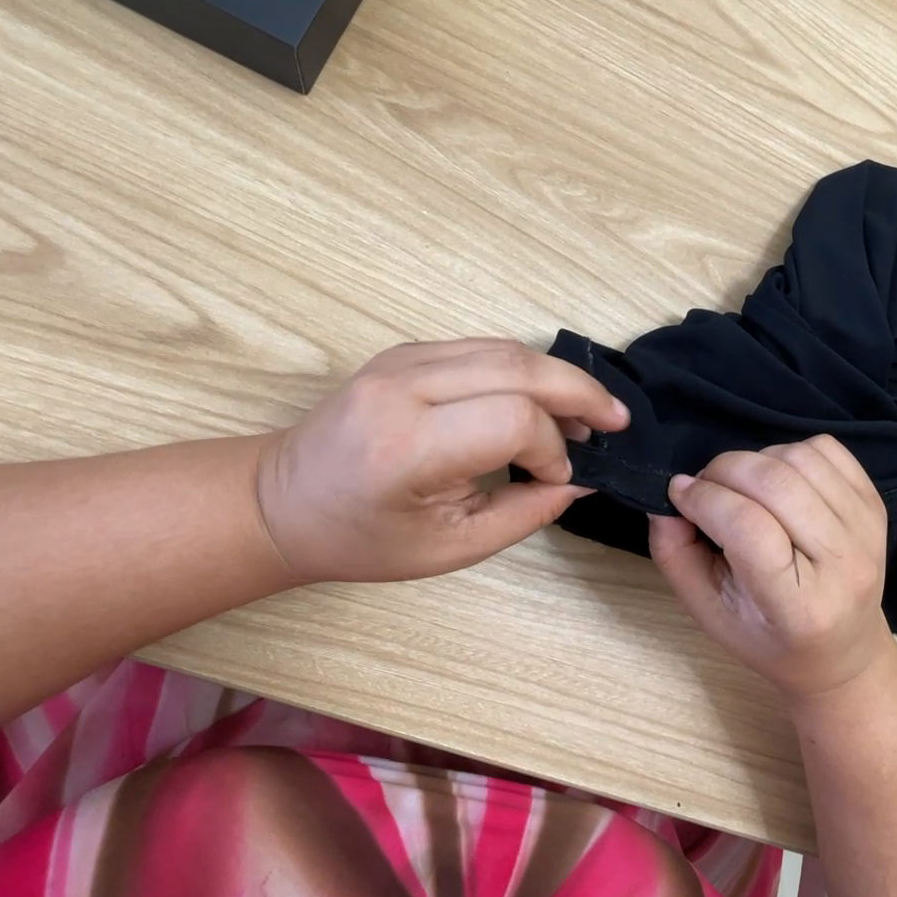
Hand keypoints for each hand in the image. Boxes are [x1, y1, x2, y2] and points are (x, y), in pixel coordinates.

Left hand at [256, 338, 627, 582]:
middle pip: (519, 367)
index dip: (551, 448)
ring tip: (586, 415)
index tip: (557, 478)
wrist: (280, 501)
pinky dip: (526, 371)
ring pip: (507, 349)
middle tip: (616, 421)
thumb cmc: (361, 539)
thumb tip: (581, 480)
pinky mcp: (406, 352)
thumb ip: (525, 513)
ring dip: (557, 378)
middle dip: (579, 393)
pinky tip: (543, 399)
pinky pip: (485, 348)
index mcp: (406, 446)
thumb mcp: (449, 548)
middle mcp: (402, 387)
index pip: (512, 420)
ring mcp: (401, 360)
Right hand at [648, 436, 894, 700]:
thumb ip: (675, 554)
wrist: (842, 650)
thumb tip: (670, 494)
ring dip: (755, 460)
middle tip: (704, 487)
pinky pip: (826, 449)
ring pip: (799, 459)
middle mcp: (844, 564)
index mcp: (800, 606)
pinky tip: (776, 480)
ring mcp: (866, 529)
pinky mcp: (875, 504)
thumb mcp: (707, 611)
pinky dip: (790, 452)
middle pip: (776, 484)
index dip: (706, 499)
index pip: (749, 528)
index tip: (680, 494)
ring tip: (741, 486)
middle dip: (723, 470)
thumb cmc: (766, 637)